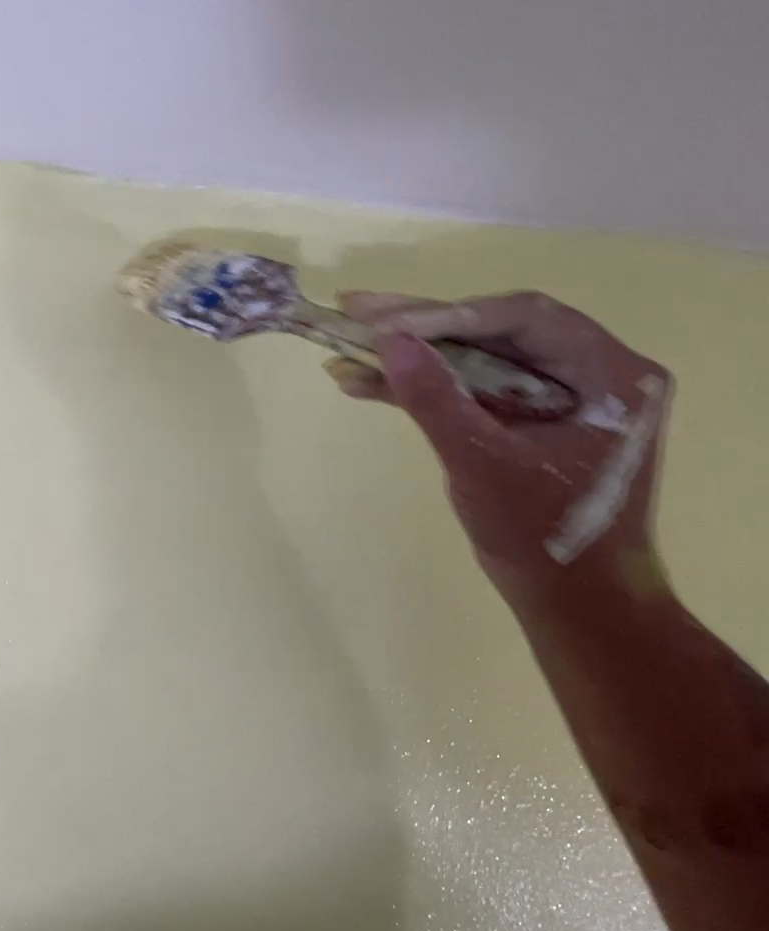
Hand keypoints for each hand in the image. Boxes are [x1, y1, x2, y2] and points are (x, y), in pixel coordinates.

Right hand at [324, 291, 674, 605]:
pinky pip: (470, 391)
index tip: (382, 321)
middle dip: (420, 325)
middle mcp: (590, 373)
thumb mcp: (482, 463)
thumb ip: (436, 399)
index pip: (524, 318)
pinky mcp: (525, 422)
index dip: (448, 314)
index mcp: (610, 374)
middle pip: (495, 331)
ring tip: (344, 350)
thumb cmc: (542, 532)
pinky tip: (367, 384)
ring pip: (476, 360)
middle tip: (353, 310)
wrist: (570, 596)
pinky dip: (421, 389)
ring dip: (411, 358)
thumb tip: (389, 341)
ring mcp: (556, 398)